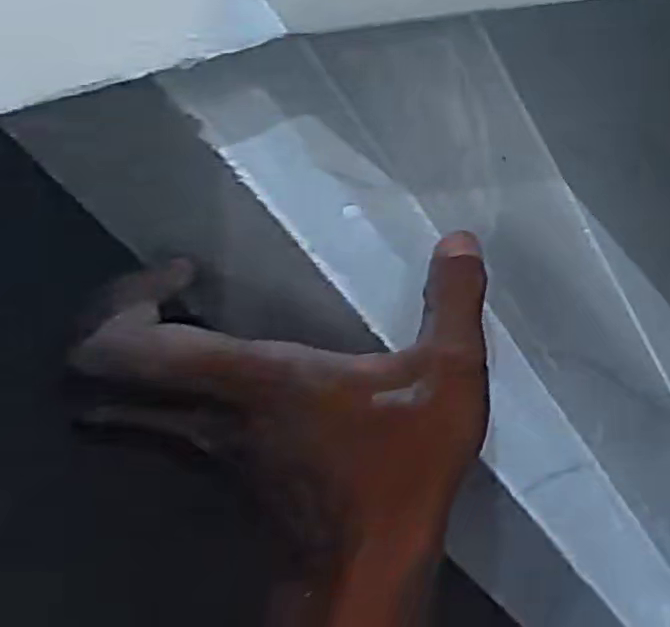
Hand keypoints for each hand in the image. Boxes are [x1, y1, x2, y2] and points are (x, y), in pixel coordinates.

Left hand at [70, 232, 489, 626]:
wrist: (370, 555)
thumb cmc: (405, 456)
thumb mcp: (452, 368)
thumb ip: (452, 300)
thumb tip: (456, 240)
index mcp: (253, 383)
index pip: (124, 348)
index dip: (127, 301)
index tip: (185, 271)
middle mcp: (205, 418)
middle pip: (87, 384)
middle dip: (111, 330)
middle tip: (173, 297)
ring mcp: (202, 454)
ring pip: (107, 415)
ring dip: (126, 369)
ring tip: (190, 333)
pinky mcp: (217, 476)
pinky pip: (148, 433)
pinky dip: (158, 399)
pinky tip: (226, 385)